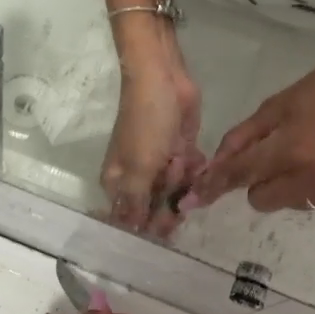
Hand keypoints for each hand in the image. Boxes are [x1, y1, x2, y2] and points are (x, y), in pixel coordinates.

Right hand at [103, 30, 204, 235]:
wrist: (164, 81)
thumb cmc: (145, 124)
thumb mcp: (139, 166)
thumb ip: (137, 203)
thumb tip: (131, 233)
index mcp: (118, 183)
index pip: (130, 220)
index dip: (148, 226)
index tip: (165, 225)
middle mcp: (137, 179)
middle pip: (157, 210)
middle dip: (171, 198)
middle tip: (173, 175)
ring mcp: (160, 167)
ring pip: (178, 193)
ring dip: (185, 179)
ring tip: (181, 156)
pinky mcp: (181, 154)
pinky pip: (193, 176)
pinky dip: (197, 168)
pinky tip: (193, 153)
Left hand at [193, 49, 314, 211]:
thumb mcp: (276, 105)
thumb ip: (242, 137)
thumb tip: (216, 163)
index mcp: (291, 150)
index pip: (241, 175)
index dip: (215, 186)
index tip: (193, 198)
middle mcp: (314, 178)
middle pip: (261, 199)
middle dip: (255, 182)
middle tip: (271, 156)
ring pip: (288, 203)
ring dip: (284, 186)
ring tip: (304, 154)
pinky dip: (313, 187)